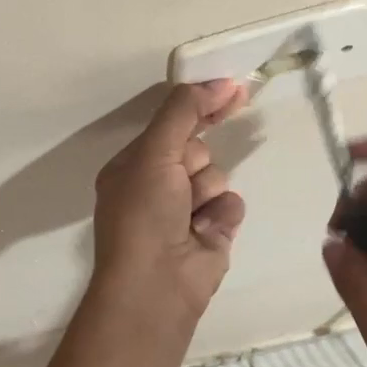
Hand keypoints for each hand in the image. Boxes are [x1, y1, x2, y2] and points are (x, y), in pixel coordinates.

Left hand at [91, 81, 249, 315]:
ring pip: (218, 175)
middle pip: (198, 148)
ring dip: (207, 192)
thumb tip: (219, 82)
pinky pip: (232, 203)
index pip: (171, 124)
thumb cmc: (143, 215)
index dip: (200, 105)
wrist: (157, 284)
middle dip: (194, 161)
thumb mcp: (154, 154)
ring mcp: (188, 209)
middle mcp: (158, 185)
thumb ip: (183, 112)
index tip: (233, 89)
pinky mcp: (213, 229)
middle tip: (180, 182)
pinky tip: (204, 233)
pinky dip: (221, 215)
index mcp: (133, 165)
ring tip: (189, 216)